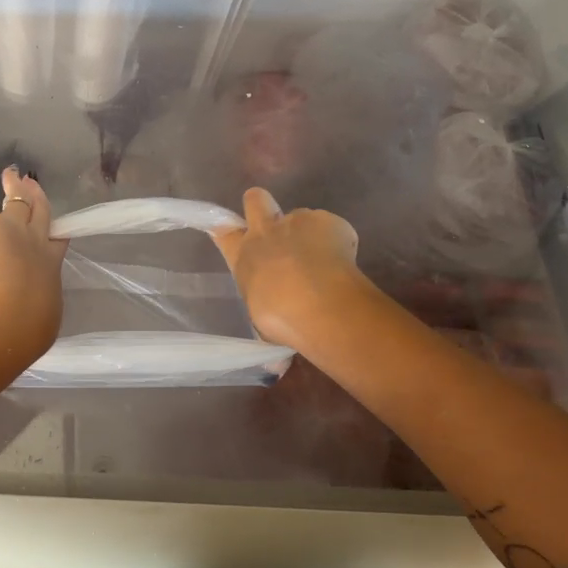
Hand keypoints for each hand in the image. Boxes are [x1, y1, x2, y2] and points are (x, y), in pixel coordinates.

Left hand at [0, 167, 67, 352]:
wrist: (14, 309)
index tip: (55, 229)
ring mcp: (12, 227)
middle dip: (37, 198)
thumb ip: (38, 316)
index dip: (55, 234)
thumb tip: (33, 324)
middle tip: (32, 186)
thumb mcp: (41, 322)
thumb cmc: (30, 323)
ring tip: (8, 175)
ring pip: (16, 198)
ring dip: (12, 186)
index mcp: (49, 267)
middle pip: (40, 212)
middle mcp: (35, 242)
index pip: (56, 244)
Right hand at [211, 187, 365, 349]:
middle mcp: (264, 231)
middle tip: (278, 229)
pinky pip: (332, 227)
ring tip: (325, 262)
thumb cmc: (279, 318)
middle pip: (255, 199)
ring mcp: (296, 220)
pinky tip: (345, 264)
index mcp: (242, 255)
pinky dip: (338, 241)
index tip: (233, 234)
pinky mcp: (329, 220)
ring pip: (301, 216)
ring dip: (308, 233)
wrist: (317, 303)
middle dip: (262, 206)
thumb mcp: (264, 326)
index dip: (228, 230)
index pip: (223, 231)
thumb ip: (269, 326)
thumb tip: (275, 368)